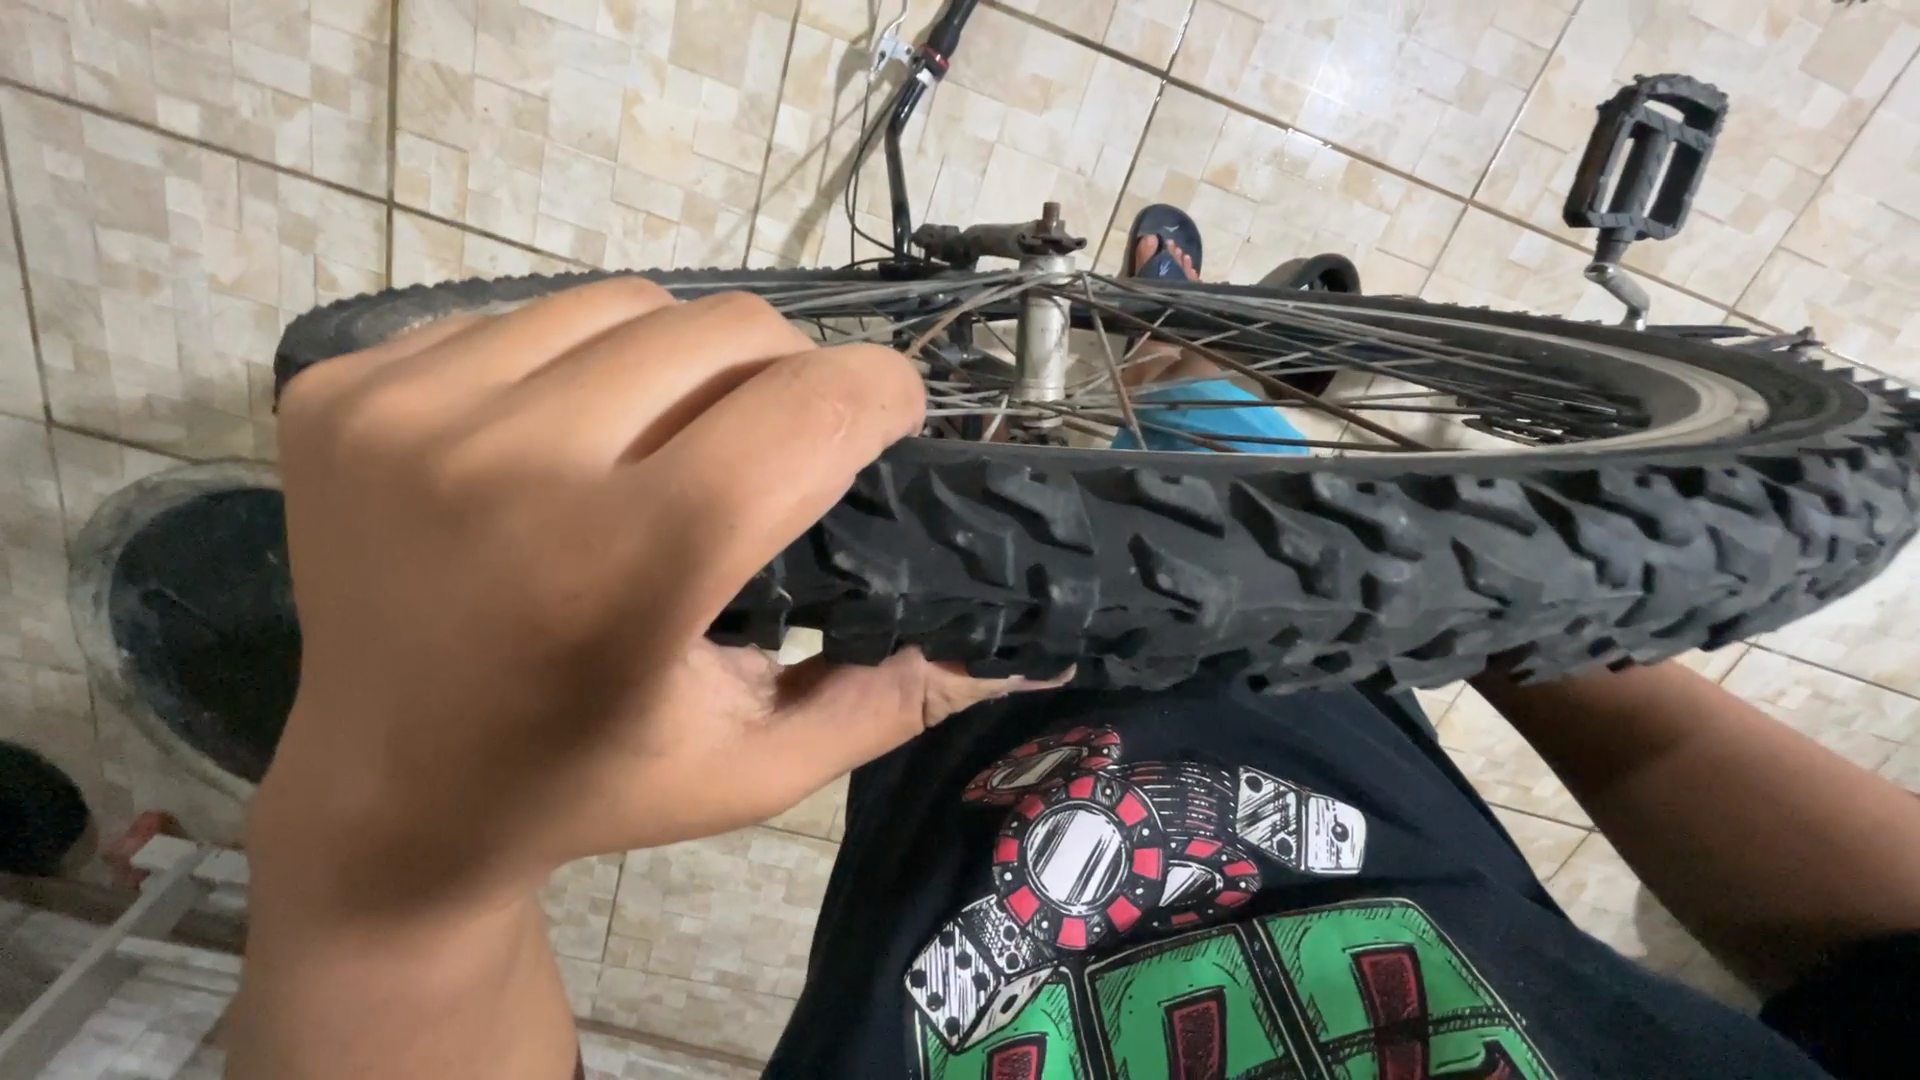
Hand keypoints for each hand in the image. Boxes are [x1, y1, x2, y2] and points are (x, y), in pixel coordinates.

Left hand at [253, 279, 1060, 914]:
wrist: (383, 802)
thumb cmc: (596, 789)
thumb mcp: (763, 766)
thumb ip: (898, 695)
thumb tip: (1024, 649)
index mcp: (625, 571)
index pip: (805, 409)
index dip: (881, 393)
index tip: (893, 416)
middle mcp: (507, 470)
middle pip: (728, 329)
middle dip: (795, 371)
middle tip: (789, 438)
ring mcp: (408, 416)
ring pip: (632, 304)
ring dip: (693, 359)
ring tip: (683, 434)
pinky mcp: (344, 393)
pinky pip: (528, 318)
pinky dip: (587, 362)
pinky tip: (575, 439)